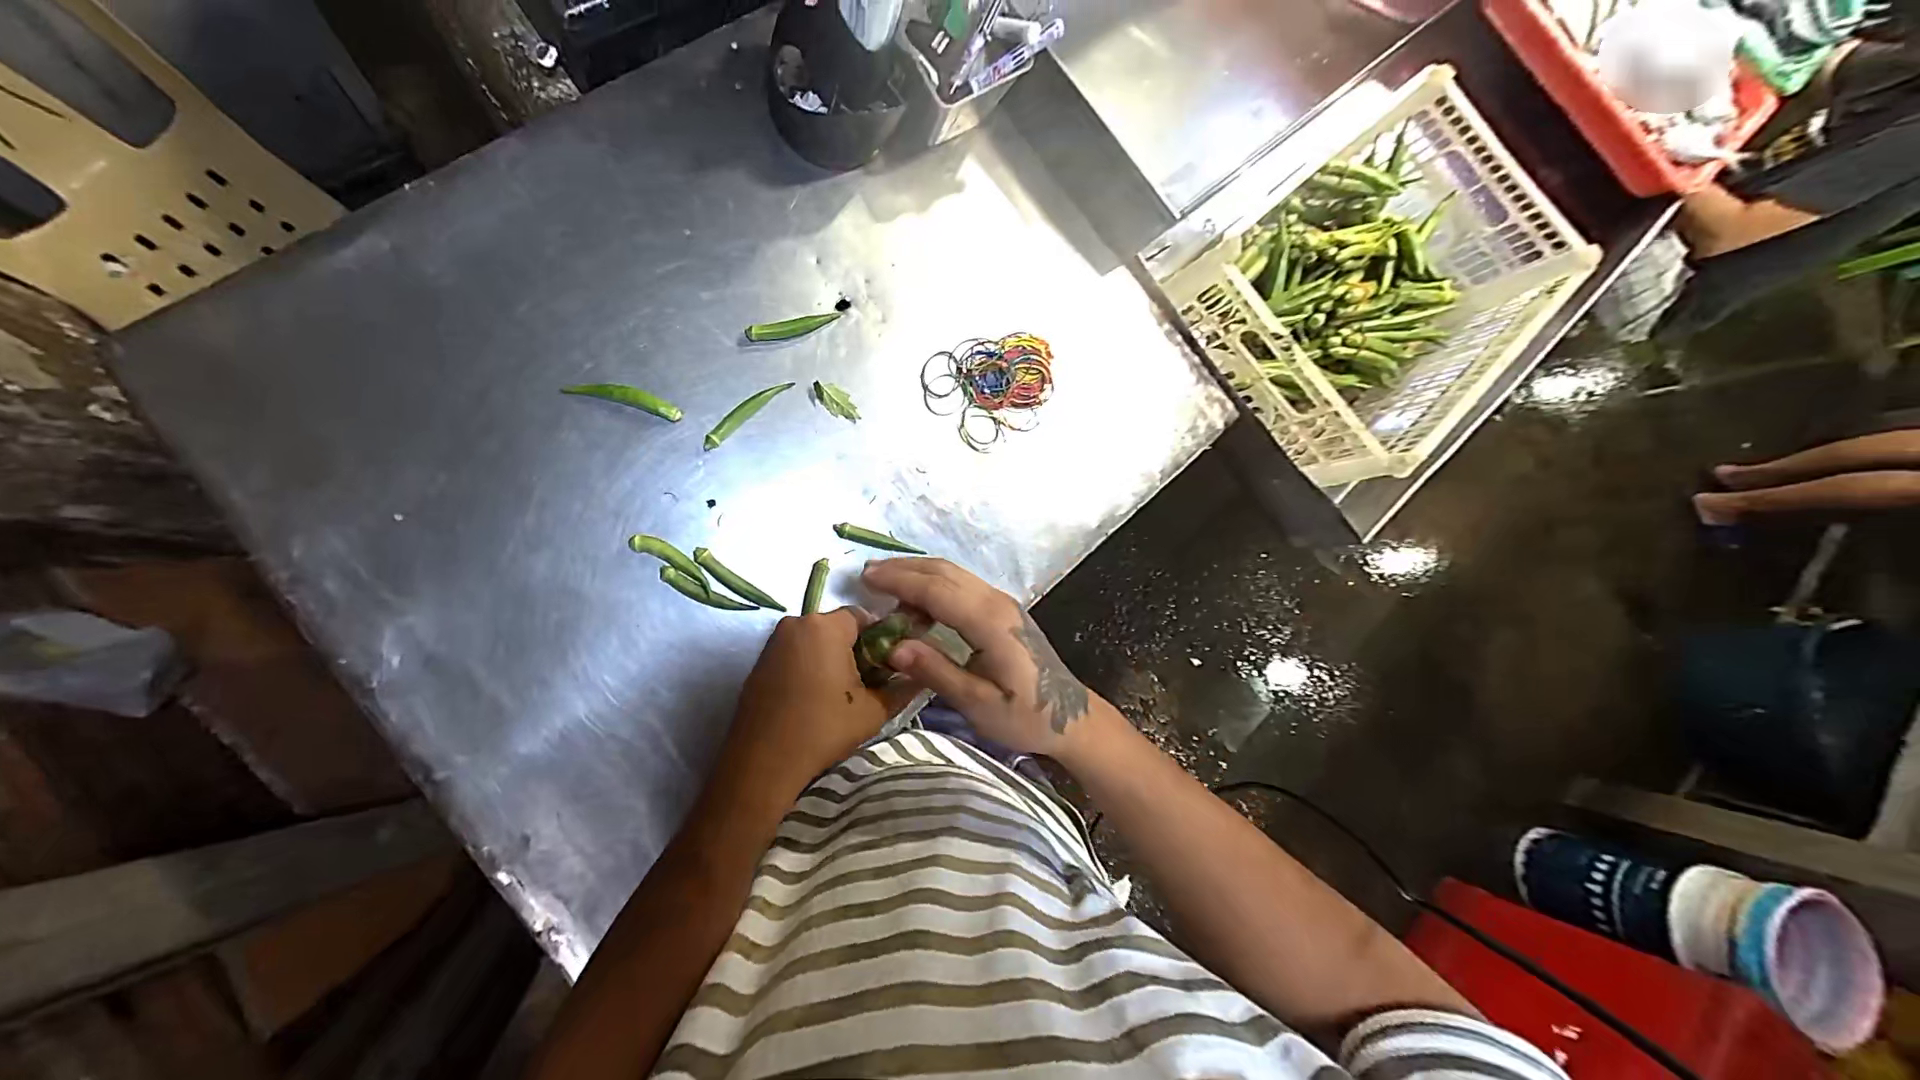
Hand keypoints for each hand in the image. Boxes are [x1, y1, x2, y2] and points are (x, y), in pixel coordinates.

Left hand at [720, 608, 893, 798]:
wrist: (762, 763)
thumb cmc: (822, 730)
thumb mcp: (874, 711)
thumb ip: (903, 687)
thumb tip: (924, 676)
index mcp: (825, 626)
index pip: (865, 616)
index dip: (882, 638)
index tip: (890, 665)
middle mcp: (796, 623)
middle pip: (838, 627)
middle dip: (857, 648)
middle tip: (870, 682)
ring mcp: (774, 641)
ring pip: (816, 640)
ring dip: (832, 658)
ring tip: (844, 693)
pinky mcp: (760, 661)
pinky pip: (796, 653)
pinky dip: (810, 666)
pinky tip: (816, 696)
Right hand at [861, 558, 1091, 755]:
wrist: (1072, 718)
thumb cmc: (1027, 717)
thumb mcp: (979, 704)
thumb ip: (936, 672)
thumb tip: (894, 647)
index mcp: (991, 623)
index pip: (937, 590)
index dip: (900, 581)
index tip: (866, 578)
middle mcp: (997, 603)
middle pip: (944, 572)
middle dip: (904, 569)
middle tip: (867, 574)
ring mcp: (1002, 603)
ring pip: (954, 574)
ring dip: (917, 573)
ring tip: (883, 582)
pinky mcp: (1003, 610)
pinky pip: (962, 586)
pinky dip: (933, 585)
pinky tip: (915, 603)